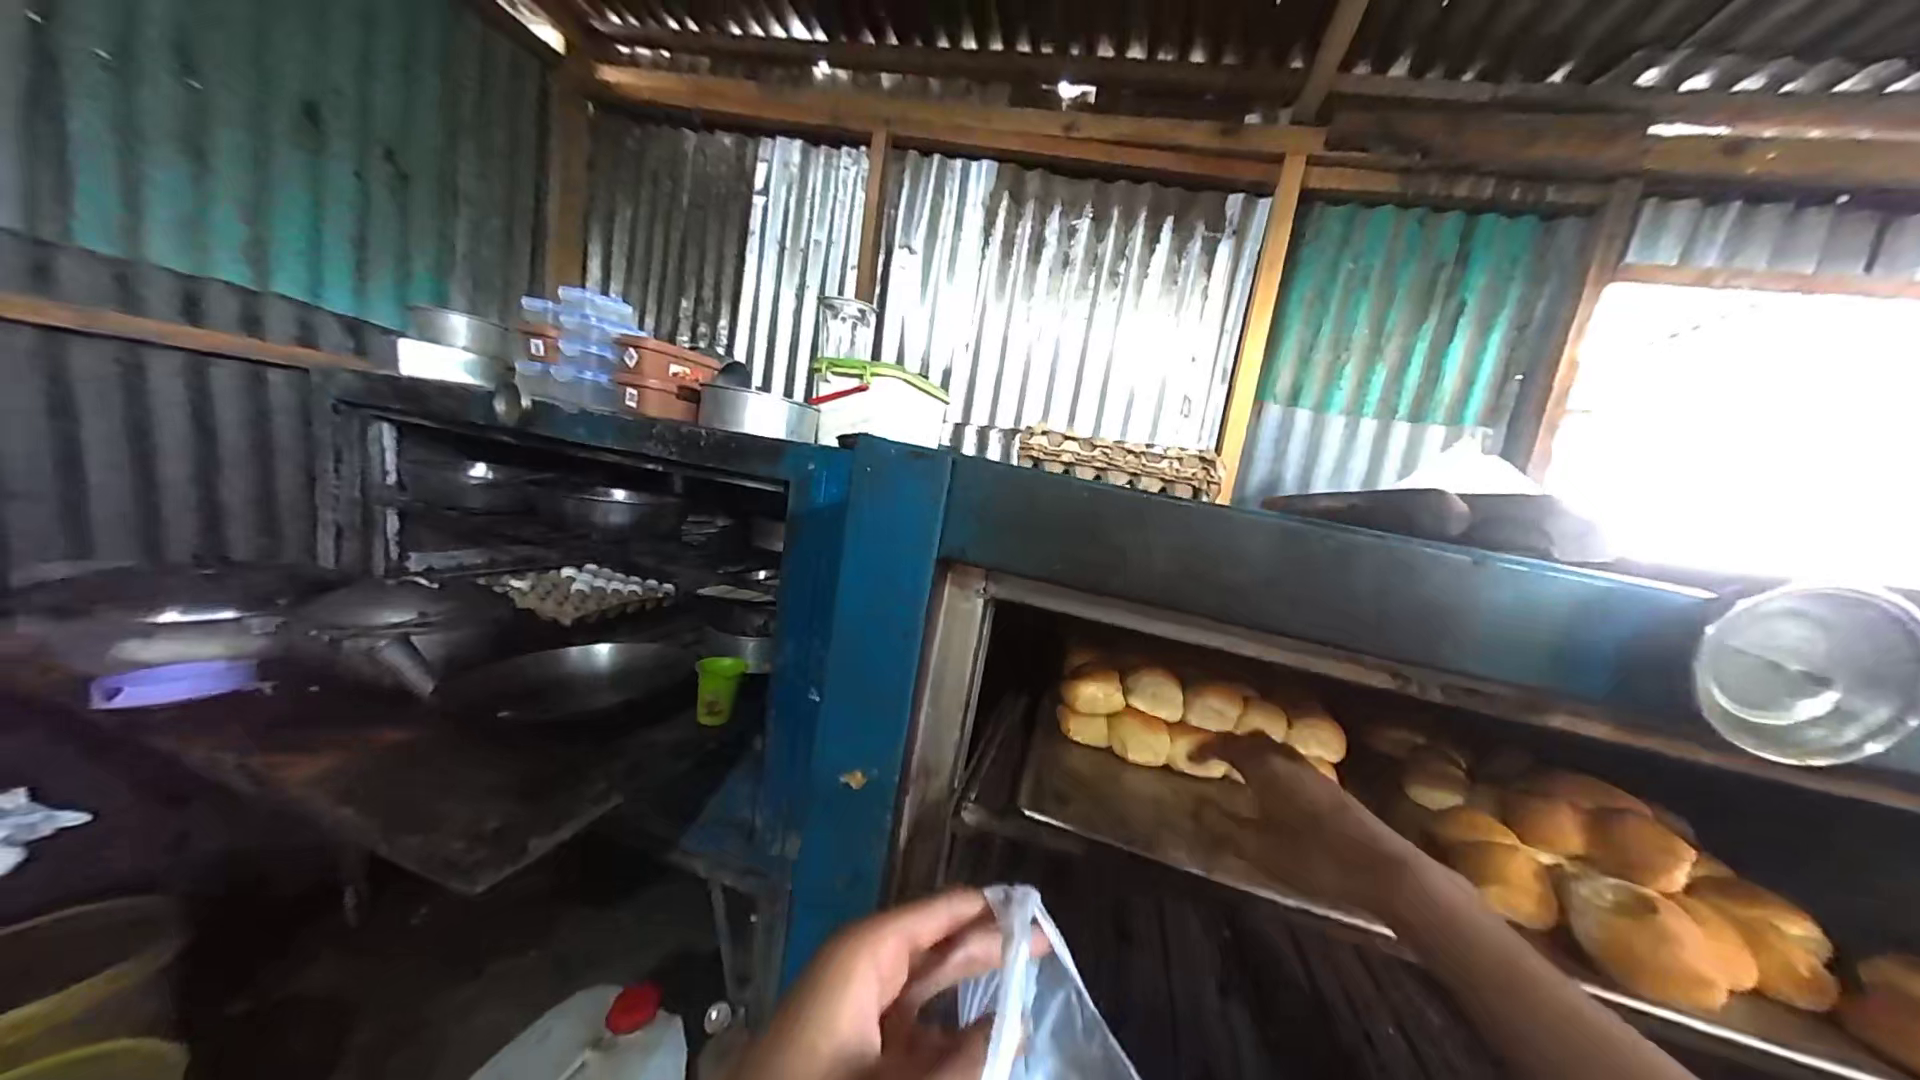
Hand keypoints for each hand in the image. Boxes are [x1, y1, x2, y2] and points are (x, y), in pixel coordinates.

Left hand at [734, 888, 1043, 1079]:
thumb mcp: (897, 1078)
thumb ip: (960, 1061)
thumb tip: (1015, 1028)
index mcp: (868, 952)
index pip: (941, 912)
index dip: (987, 907)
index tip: (1034, 906)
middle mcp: (865, 967)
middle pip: (939, 945)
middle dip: (989, 945)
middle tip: (1044, 946)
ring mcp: (859, 1009)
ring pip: (929, 989)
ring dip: (973, 994)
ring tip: (1025, 990)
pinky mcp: (856, 1045)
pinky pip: (913, 1028)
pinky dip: (949, 1034)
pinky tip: (984, 1044)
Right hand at [1198, 733, 1424, 916]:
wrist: (1385, 870)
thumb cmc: (1313, 857)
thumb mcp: (1258, 848)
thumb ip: (1223, 826)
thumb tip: (1195, 806)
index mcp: (1266, 768)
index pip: (1229, 746)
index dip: (1207, 749)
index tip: (1190, 758)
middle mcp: (1289, 762)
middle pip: (1256, 741)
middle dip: (1231, 745)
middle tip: (1214, 758)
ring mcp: (1315, 775)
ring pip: (1277, 752)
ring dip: (1255, 756)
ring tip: (1241, 773)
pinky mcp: (1333, 792)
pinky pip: (1292, 766)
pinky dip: (1273, 769)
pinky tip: (1276, 794)